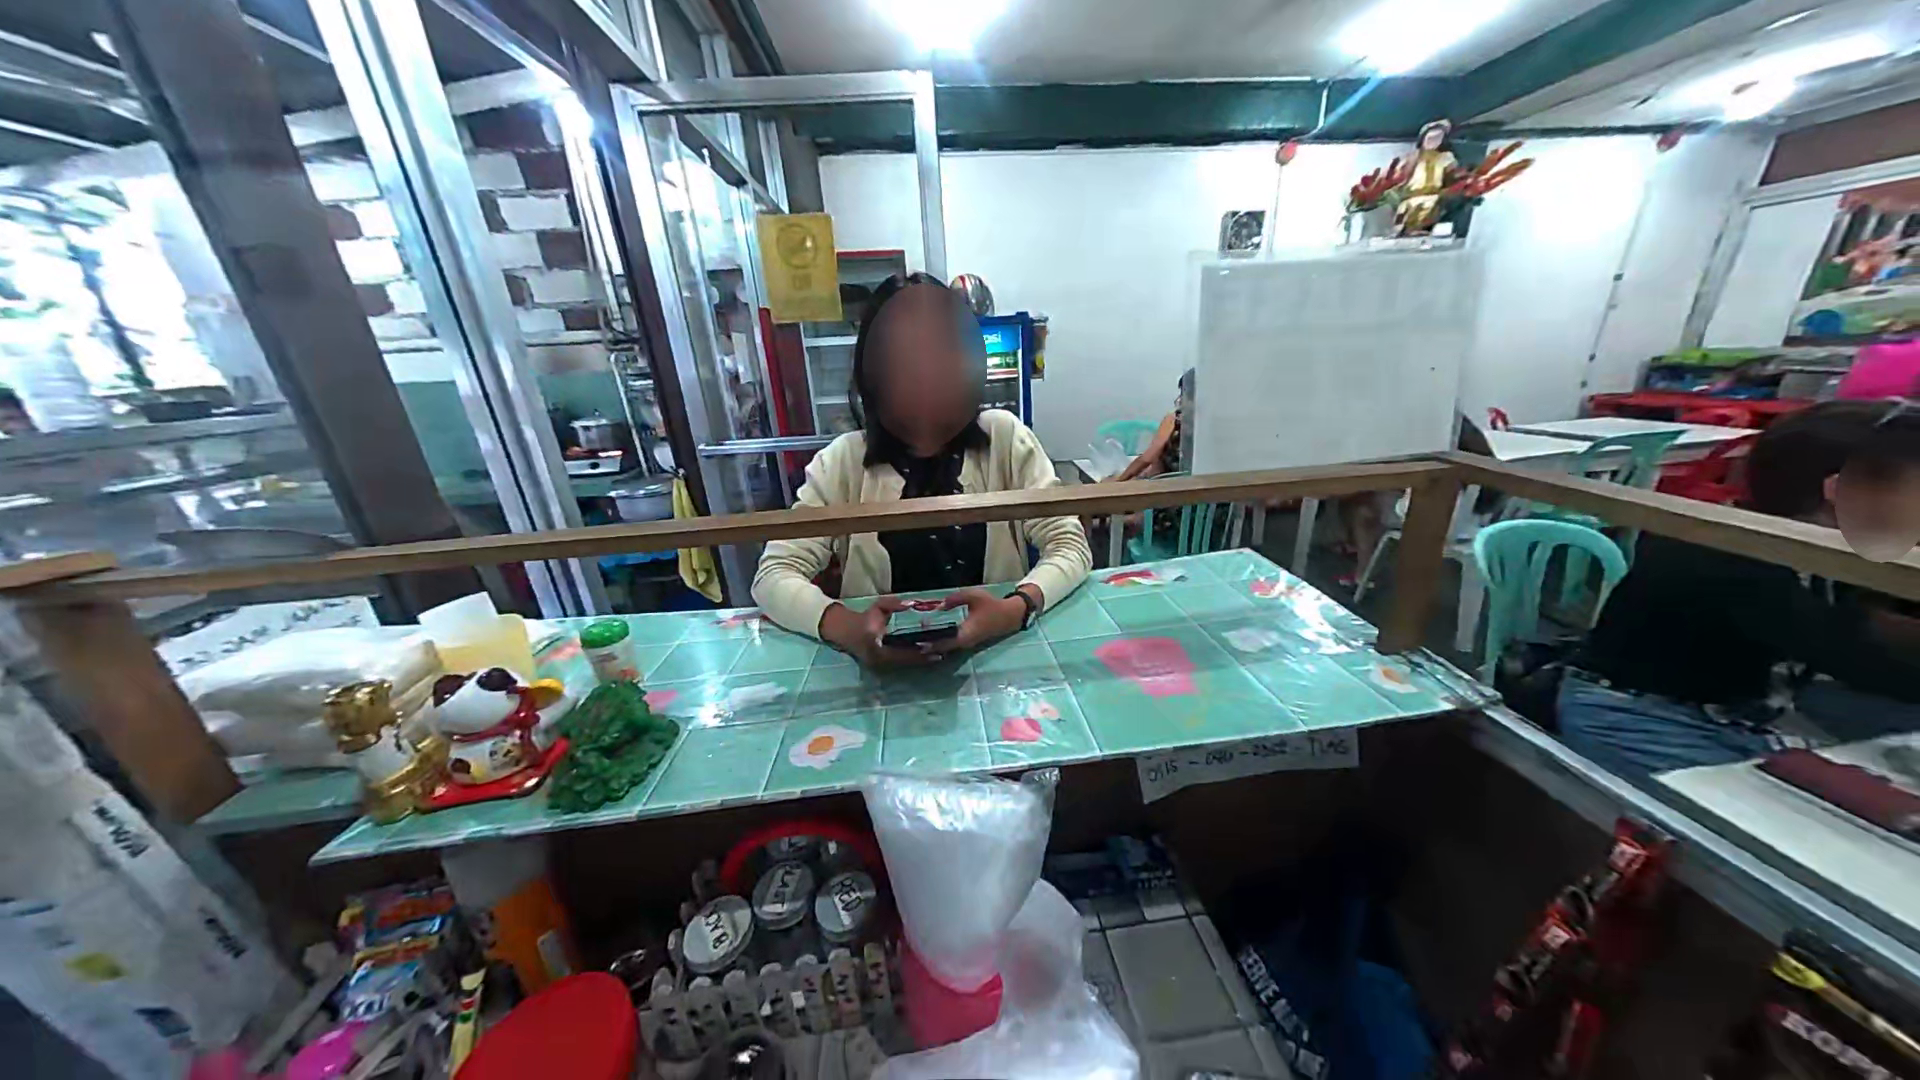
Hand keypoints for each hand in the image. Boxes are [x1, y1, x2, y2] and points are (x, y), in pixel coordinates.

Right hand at [820, 596, 935, 667]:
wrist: (846, 632)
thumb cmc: (865, 617)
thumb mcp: (879, 606)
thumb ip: (895, 604)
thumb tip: (913, 603)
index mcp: (875, 641)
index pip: (900, 648)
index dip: (916, 649)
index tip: (932, 647)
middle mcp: (877, 657)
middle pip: (905, 660)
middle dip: (923, 658)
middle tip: (942, 654)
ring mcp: (878, 666)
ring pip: (903, 665)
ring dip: (920, 662)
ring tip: (938, 656)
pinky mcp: (881, 668)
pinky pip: (900, 665)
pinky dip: (913, 661)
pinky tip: (926, 658)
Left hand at [925, 587, 1033, 656]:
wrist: (1008, 615)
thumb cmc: (990, 605)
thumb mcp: (972, 596)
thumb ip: (953, 600)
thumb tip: (938, 607)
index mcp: (965, 634)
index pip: (943, 643)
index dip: (929, 643)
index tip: (915, 641)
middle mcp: (964, 643)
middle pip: (942, 648)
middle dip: (927, 644)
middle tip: (911, 638)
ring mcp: (966, 644)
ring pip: (946, 647)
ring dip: (933, 643)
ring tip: (917, 636)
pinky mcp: (967, 642)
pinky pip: (950, 645)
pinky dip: (940, 641)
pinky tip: (930, 635)